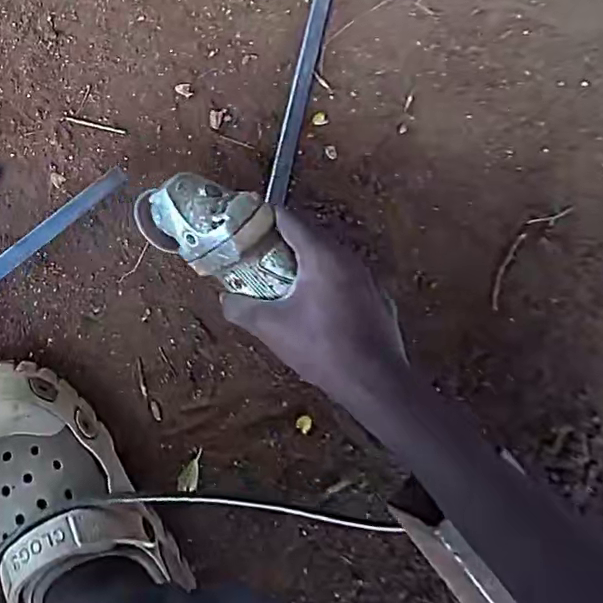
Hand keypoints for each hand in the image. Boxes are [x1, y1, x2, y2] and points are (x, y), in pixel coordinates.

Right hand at [220, 207, 408, 401]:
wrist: (377, 386)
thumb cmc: (322, 348)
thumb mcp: (269, 327)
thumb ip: (240, 308)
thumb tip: (224, 299)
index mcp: (322, 256)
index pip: (288, 218)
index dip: (262, 215)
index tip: (242, 221)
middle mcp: (348, 260)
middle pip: (308, 234)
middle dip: (278, 239)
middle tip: (252, 250)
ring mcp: (368, 280)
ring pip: (328, 256)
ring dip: (301, 260)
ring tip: (276, 276)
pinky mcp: (378, 301)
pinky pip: (344, 278)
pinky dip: (323, 280)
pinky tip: (311, 304)